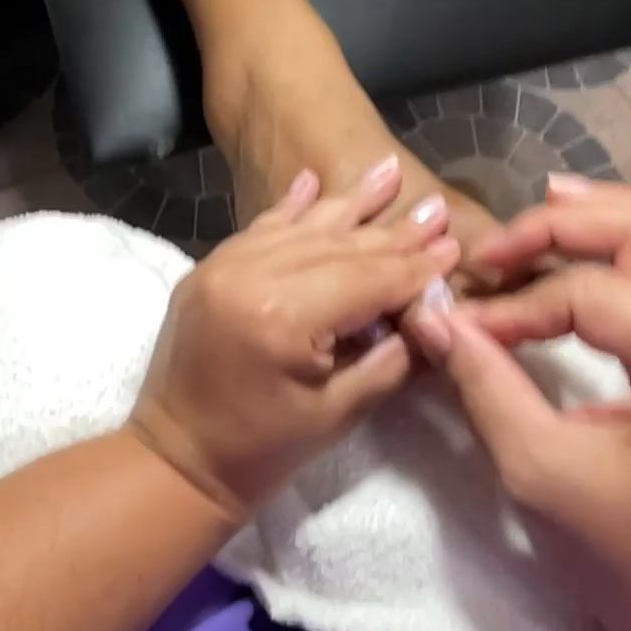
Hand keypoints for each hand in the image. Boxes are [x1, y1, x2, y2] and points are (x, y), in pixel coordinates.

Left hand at [129, 157, 460, 521]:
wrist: (176, 459)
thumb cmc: (262, 450)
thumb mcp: (339, 413)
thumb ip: (390, 356)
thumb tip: (431, 310)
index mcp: (284, 318)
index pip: (367, 280)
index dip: (414, 268)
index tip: (454, 247)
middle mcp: (249, 277)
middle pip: (337, 247)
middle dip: (390, 233)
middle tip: (435, 209)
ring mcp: (220, 268)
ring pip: (299, 229)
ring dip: (347, 204)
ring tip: (388, 171)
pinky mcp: (205, 271)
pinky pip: (256, 230)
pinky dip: (288, 207)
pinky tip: (313, 181)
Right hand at [409, 176, 630, 630]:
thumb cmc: (627, 558)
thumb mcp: (539, 472)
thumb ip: (484, 385)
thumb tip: (431, 318)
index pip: (593, 294)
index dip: (514, 305)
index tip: (460, 330)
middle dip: (563, 226)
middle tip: (494, 246)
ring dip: (610, 217)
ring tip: (546, 202)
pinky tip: (617, 224)